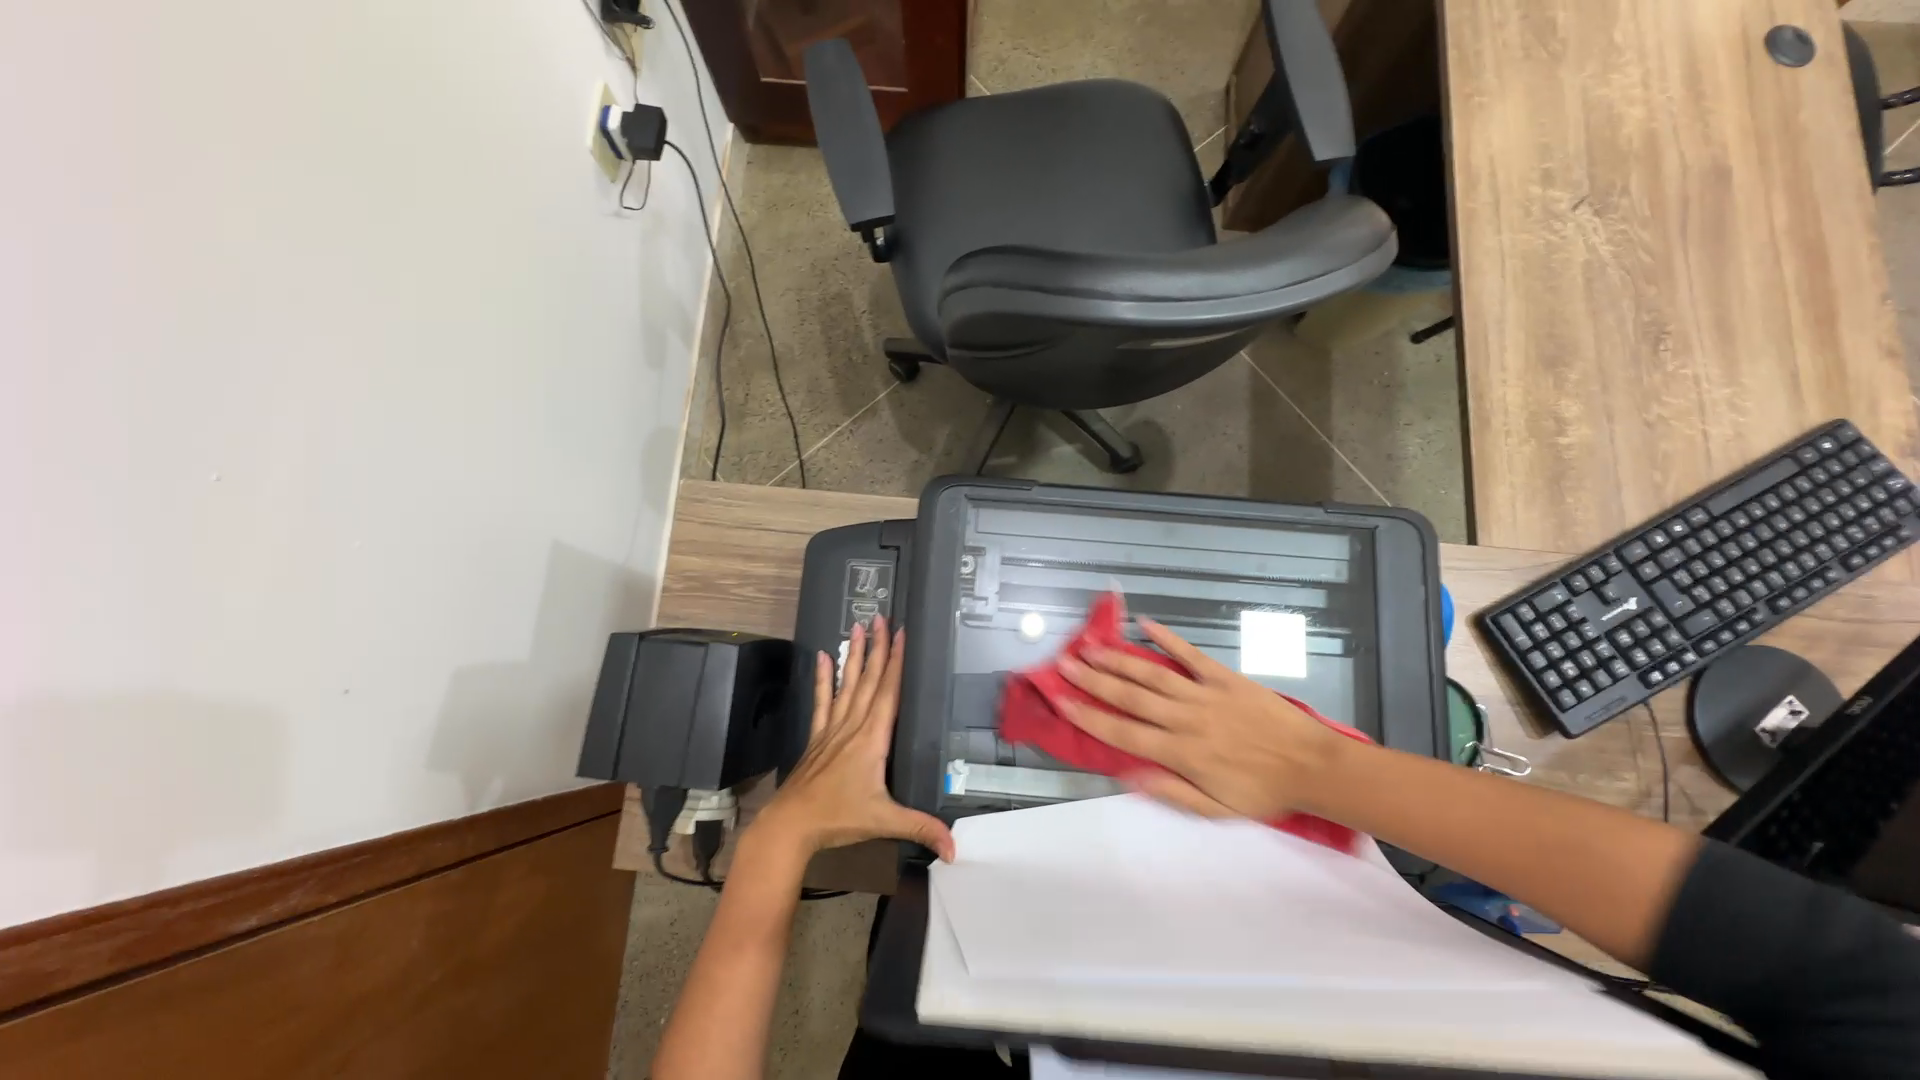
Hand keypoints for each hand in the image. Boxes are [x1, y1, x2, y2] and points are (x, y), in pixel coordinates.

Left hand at [754, 617, 954, 860]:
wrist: (790, 825)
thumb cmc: (838, 818)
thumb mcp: (884, 822)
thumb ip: (921, 828)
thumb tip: (956, 848)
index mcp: (872, 740)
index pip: (888, 693)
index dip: (896, 662)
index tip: (901, 634)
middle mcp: (853, 727)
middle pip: (869, 681)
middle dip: (878, 649)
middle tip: (882, 617)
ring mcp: (832, 730)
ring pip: (847, 685)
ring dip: (854, 656)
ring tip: (858, 627)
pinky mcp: (817, 738)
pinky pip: (822, 702)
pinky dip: (823, 679)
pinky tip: (821, 657)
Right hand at [1056, 617, 1350, 820]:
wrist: (1313, 767)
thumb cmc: (1263, 793)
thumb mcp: (1216, 810)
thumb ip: (1172, 792)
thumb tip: (1128, 775)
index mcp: (1181, 754)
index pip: (1123, 733)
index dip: (1089, 717)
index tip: (1061, 701)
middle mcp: (1186, 720)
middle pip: (1130, 697)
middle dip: (1093, 681)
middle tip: (1064, 664)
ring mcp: (1205, 694)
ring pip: (1153, 674)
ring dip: (1119, 660)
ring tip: (1090, 647)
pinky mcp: (1225, 678)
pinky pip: (1191, 655)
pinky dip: (1167, 638)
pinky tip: (1144, 625)